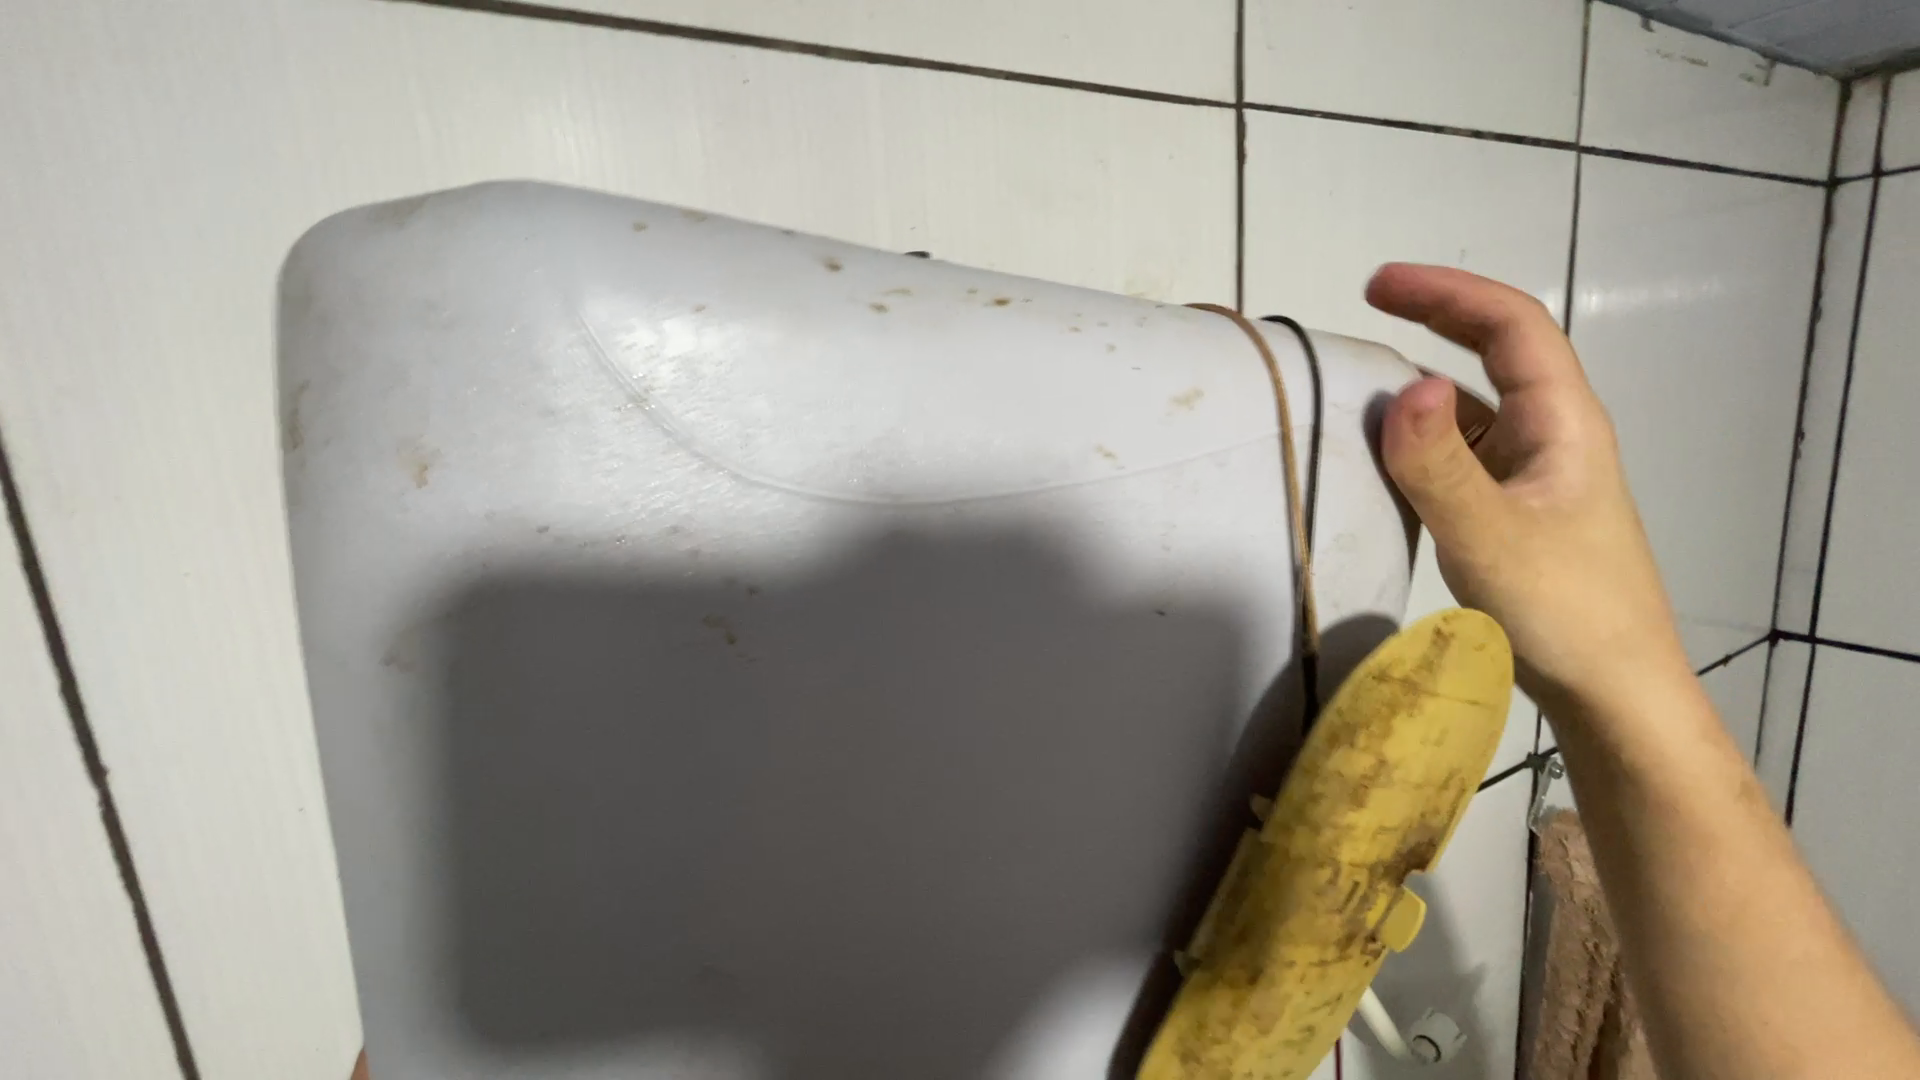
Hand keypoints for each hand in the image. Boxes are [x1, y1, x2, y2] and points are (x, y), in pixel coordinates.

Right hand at [1366, 263, 1689, 717]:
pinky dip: (1414, 440)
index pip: (1511, 328)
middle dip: (1434, 318)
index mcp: (1561, 424)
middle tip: (1365, 308)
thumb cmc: (1562, 609)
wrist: (1610, 689)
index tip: (1377, 285)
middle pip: (1493, 354)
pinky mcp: (1507, 508)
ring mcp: (1527, 473)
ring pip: (1468, 407)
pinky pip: (1455, 454)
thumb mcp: (1490, 536)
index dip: (1447, 293)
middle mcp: (1547, 436)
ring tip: (1352, 385)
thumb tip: (1402, 387)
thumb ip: (1440, 465)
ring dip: (1416, 385)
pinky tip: (1377, 458)